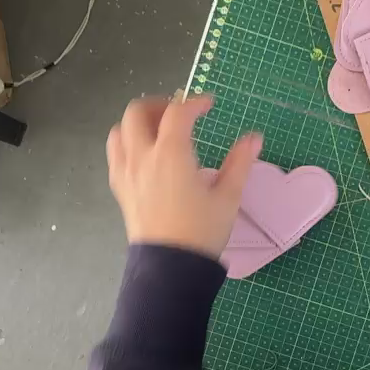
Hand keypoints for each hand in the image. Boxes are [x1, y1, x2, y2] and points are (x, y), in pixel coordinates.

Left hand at [105, 95, 261, 259]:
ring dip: (137, 123)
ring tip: (158, 131)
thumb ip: (240, 163)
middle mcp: (142, 157)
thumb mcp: (228, 197)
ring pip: (119, 131)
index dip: (194, 102)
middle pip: (137, 113)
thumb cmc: (202, 231)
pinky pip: (115, 154)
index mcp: (171, 154)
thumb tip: (254, 139)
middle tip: (179, 114)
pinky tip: (145, 156)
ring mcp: (126, 172)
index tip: (208, 104)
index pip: (177, 112)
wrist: (171, 267)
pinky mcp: (120, 189)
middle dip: (158, 105)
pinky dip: (127, 143)